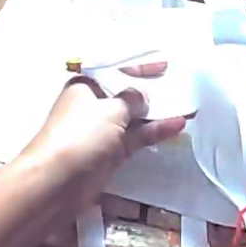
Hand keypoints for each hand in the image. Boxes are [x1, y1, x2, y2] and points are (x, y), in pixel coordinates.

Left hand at [17, 63, 185, 205]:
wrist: (57, 182)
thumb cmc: (81, 135)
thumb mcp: (110, 110)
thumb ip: (131, 100)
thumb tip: (142, 95)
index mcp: (85, 86)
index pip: (115, 71)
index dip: (139, 67)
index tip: (163, 64)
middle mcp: (93, 105)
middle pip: (125, 94)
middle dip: (151, 90)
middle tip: (181, 85)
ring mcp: (102, 130)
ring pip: (133, 117)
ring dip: (158, 112)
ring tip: (188, 106)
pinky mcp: (111, 153)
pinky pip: (136, 137)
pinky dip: (154, 130)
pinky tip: (178, 125)